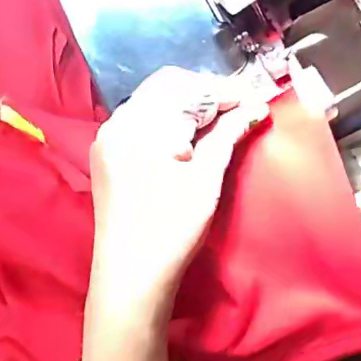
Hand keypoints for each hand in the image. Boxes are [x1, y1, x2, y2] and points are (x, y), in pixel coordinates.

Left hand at [87, 67, 270, 327]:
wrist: (130, 275)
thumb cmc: (171, 227)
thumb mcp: (206, 178)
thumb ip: (227, 134)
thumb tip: (254, 107)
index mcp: (139, 123)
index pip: (183, 85)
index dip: (220, 90)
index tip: (250, 100)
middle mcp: (116, 124)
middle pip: (163, 91)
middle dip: (202, 97)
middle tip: (236, 112)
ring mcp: (107, 142)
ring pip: (150, 107)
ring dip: (183, 110)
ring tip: (214, 128)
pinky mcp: (106, 161)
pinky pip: (137, 127)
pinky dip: (164, 127)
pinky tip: (184, 144)